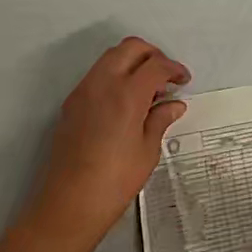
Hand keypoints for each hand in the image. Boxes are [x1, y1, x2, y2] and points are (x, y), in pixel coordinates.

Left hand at [28, 37, 189, 241]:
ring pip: (111, 57)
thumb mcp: (147, 150)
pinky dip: (116, 75)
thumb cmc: (115, 180)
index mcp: (127, 94)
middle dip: (153, 55)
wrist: (68, 204)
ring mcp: (83, 91)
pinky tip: (126, 102)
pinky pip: (97, 75)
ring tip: (147, 90)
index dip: (174, 68)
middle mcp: (102, 84)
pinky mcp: (71, 103)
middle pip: (130, 48)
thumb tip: (174, 105)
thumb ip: (160, 119)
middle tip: (166, 77)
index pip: (155, 65)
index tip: (183, 81)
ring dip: (132, 62)